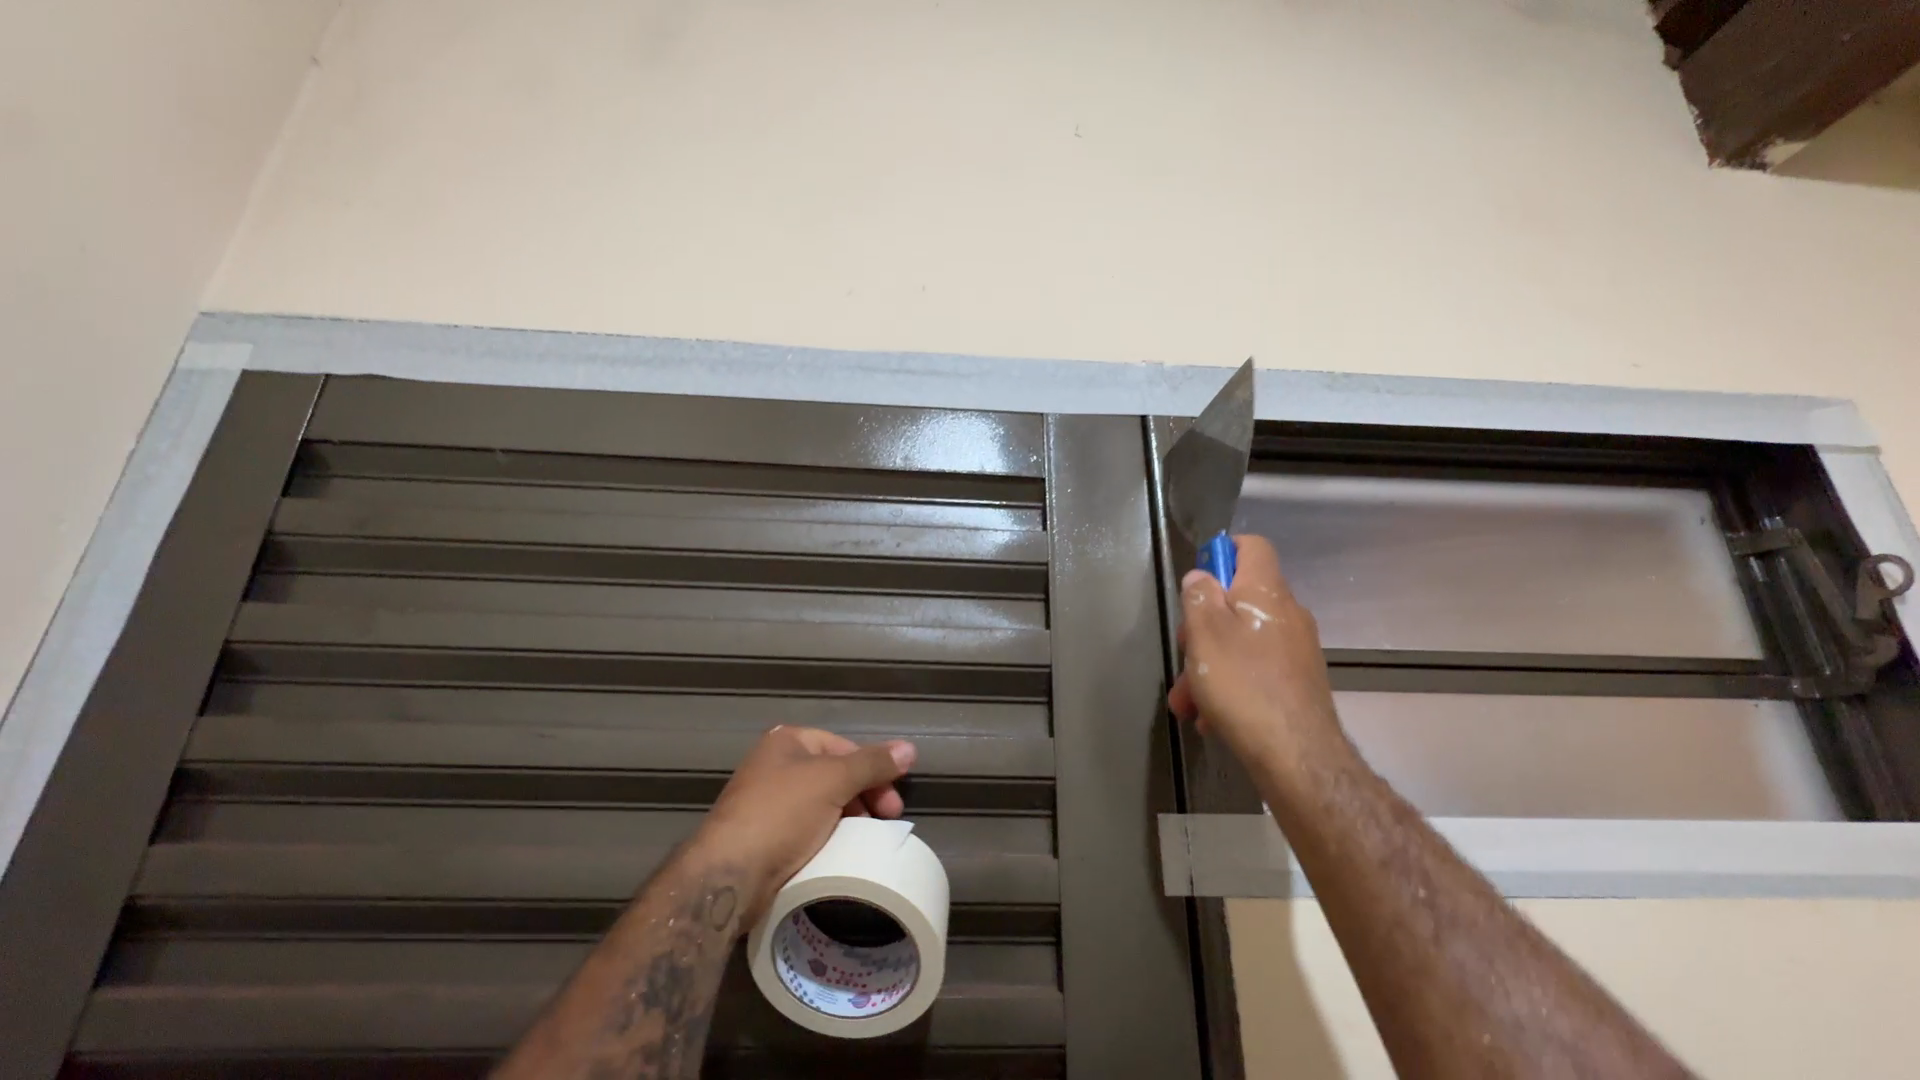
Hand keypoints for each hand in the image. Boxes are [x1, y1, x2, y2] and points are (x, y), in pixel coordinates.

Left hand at [691, 726, 916, 924]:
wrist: (730, 874)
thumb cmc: (781, 814)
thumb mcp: (833, 781)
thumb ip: (872, 764)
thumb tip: (910, 748)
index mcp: (787, 742)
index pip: (843, 746)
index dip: (872, 769)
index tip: (893, 802)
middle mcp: (775, 766)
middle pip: (835, 775)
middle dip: (864, 796)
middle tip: (887, 821)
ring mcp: (769, 803)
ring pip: (824, 804)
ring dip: (849, 819)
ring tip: (866, 840)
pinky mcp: (767, 837)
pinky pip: (809, 830)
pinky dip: (829, 837)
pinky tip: (841, 853)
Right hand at [1167, 534, 1349, 777]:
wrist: (1296, 754)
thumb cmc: (1243, 685)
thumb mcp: (1204, 634)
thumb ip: (1198, 597)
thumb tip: (1202, 577)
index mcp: (1266, 591)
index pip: (1252, 547)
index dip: (1222, 553)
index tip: (1197, 582)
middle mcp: (1288, 613)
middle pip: (1239, 602)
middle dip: (1202, 628)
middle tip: (1184, 656)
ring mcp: (1296, 650)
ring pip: (1242, 643)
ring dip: (1209, 666)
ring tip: (1187, 702)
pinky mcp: (1297, 683)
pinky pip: (1255, 671)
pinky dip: (1231, 687)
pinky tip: (1212, 718)